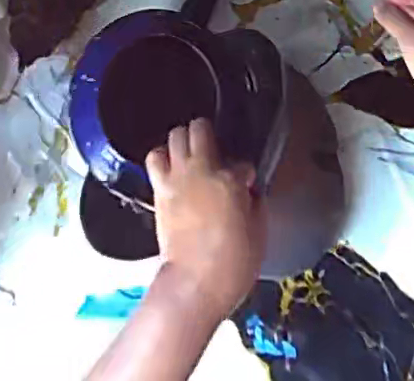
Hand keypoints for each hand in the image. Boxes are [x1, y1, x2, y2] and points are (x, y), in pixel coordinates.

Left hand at [145, 119, 264, 320]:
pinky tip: (170, 170)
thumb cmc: (231, 265)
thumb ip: (255, 205)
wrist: (193, 285)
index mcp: (230, 179)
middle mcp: (201, 170)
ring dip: (182, 142)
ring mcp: (177, 178)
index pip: (242, 163)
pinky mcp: (159, 191)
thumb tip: (249, 194)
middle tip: (213, 151)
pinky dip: (161, 159)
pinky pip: (154, 160)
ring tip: (189, 156)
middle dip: (208, 134)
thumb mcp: (258, 235)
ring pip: (174, 136)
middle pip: (199, 128)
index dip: (245, 173)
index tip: (245, 185)